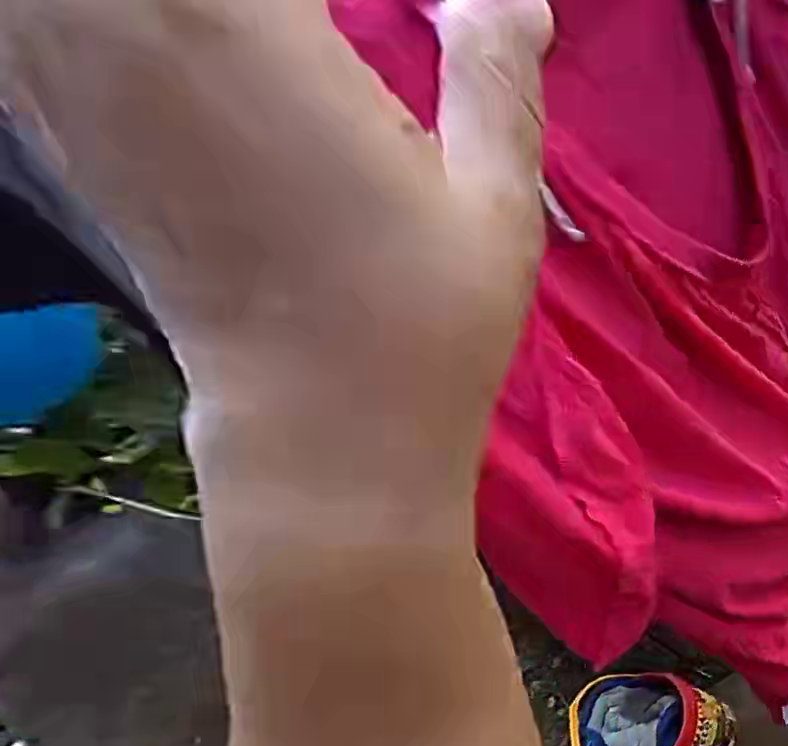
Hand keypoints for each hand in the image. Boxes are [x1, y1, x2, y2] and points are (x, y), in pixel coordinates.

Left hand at [1, 0, 552, 505]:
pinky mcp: (46, 102)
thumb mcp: (495, 206)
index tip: (417, 14)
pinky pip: (50, 18)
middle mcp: (112, 15)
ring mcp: (51, 55)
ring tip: (291, 56)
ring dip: (216, 22)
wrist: (328, 417)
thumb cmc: (431, 319)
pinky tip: (195, 56)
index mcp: (237, 26)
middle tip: (335, 42)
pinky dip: (135, 27)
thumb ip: (496, 84)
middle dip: (275, 14)